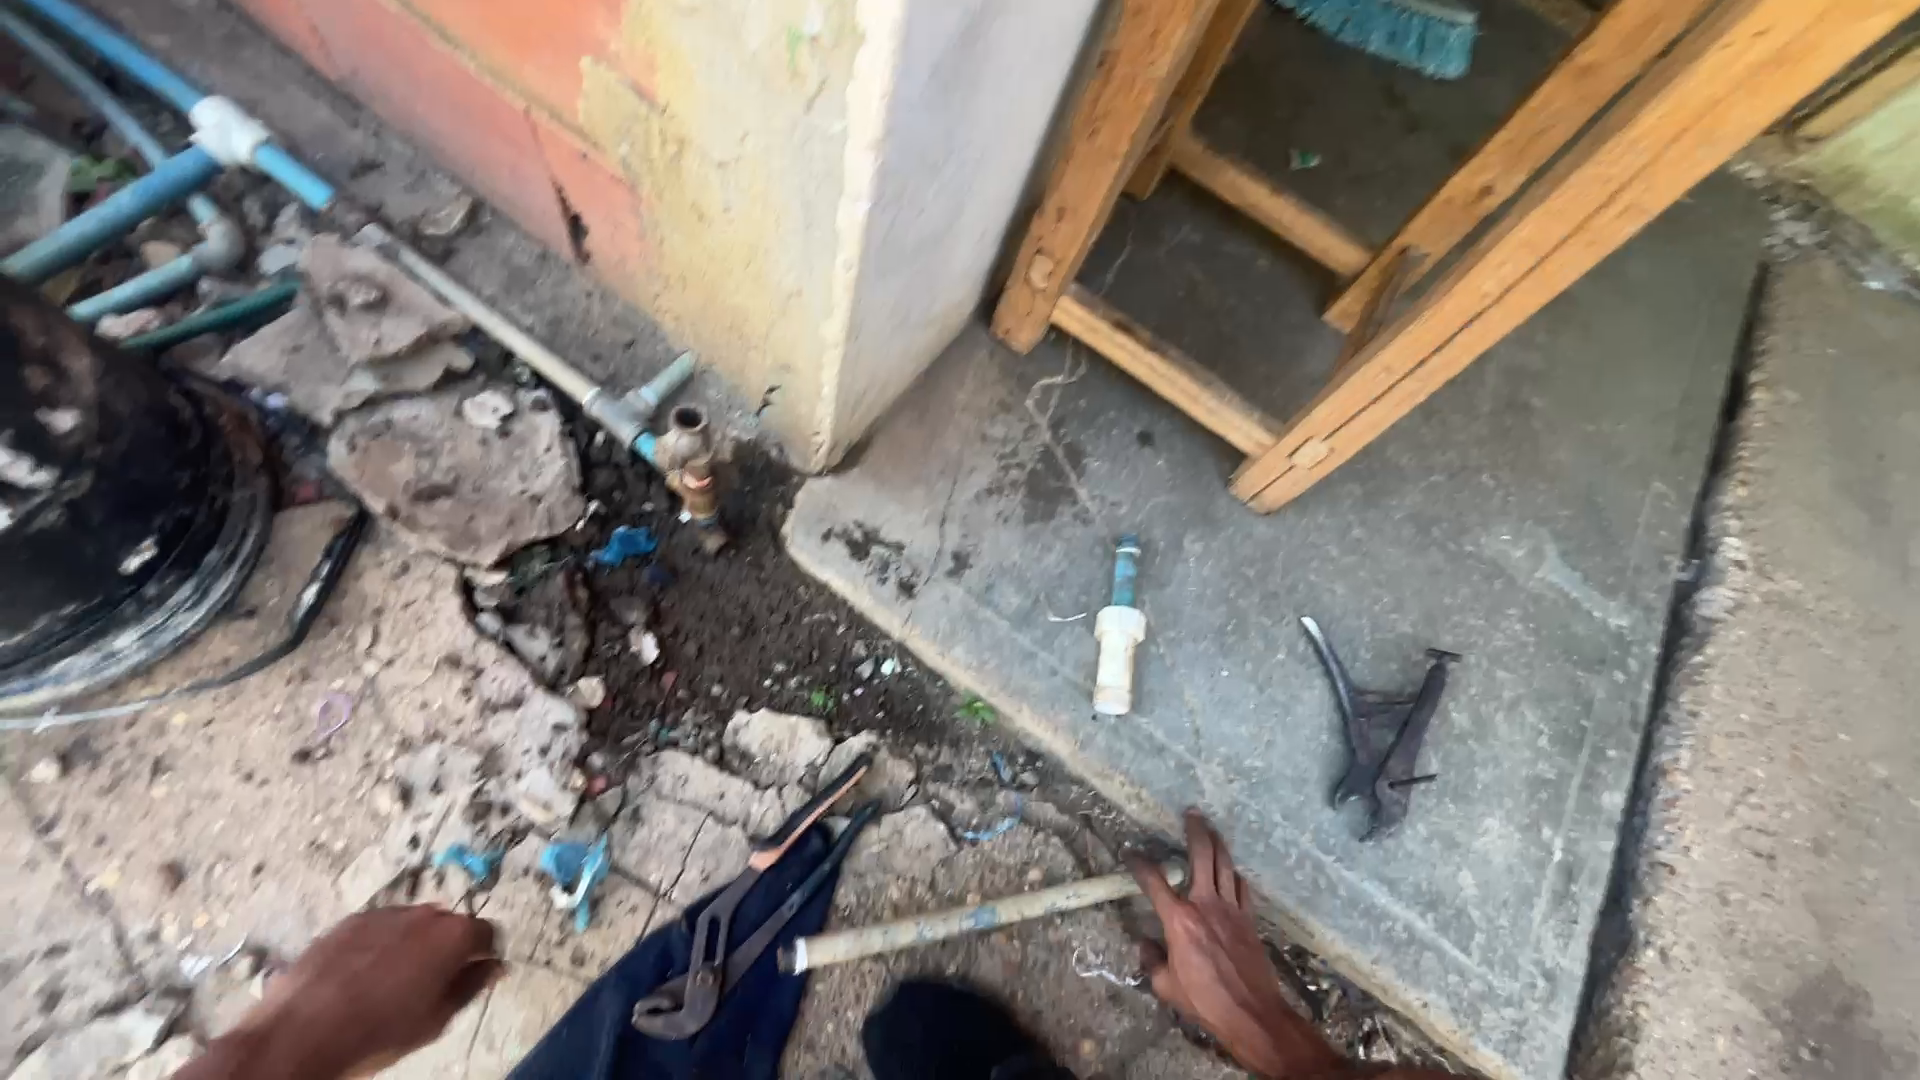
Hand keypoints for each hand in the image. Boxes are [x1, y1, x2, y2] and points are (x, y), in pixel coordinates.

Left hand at [183, 906, 502, 1079]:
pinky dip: (378, 945)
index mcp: (456, 935)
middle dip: (445, 948)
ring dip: (411, 944)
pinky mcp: (350, 920)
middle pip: (450, 925)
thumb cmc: (376, 1033)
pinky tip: (360, 976)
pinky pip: (378, 928)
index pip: (489, 933)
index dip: (483, 955)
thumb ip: (471, 986)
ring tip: (387, 981)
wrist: (296, 1037)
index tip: (474, 974)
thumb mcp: (435, 1020)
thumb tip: (493, 966)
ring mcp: (386, 913)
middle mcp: (427, 913)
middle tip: (427, 983)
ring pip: (413, 925)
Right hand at [1130, 812, 1342, 1078]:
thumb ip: (1151, 961)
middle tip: (1191, 813)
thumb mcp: (1166, 987)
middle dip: (1195, 830)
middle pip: (1201, 855)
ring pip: (1225, 864)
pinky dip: (1235, 875)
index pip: (1153, 880)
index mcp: (1178, 919)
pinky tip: (1232, 871)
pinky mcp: (1249, 919)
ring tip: (1212, 827)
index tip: (1130, 853)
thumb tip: (1145, 945)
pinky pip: (1242, 887)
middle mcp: (1204, 904)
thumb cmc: (1205, 1001)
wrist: (1253, 1014)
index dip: (1139, 863)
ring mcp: (1230, 909)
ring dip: (1218, 842)